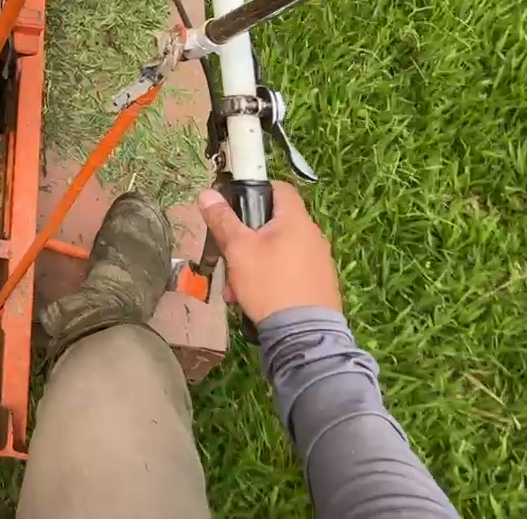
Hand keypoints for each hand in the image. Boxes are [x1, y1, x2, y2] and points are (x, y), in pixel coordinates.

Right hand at [198, 180, 342, 321]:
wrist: (304, 338)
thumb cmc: (269, 283)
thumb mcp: (237, 248)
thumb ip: (222, 219)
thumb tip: (207, 194)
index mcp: (296, 221)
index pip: (279, 188)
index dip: (256, 189)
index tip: (236, 203)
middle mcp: (313, 237)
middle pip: (274, 221)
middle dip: (246, 235)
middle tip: (229, 251)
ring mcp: (319, 262)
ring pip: (278, 249)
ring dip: (254, 260)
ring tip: (236, 283)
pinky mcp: (319, 285)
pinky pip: (288, 270)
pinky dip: (270, 276)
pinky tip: (253, 297)